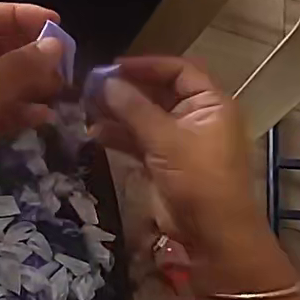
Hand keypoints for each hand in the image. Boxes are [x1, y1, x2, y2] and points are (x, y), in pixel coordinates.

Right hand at [89, 57, 275, 275]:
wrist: (212, 234)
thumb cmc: (198, 178)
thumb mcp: (165, 138)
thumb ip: (132, 108)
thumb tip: (104, 82)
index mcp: (210, 103)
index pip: (178, 70)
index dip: (146, 65)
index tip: (113, 67)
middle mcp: (196, 116)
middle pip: (158, 92)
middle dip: (126, 90)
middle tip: (92, 87)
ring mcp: (180, 140)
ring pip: (145, 117)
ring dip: (118, 113)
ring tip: (87, 108)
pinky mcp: (165, 161)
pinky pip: (140, 140)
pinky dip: (120, 136)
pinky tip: (95, 133)